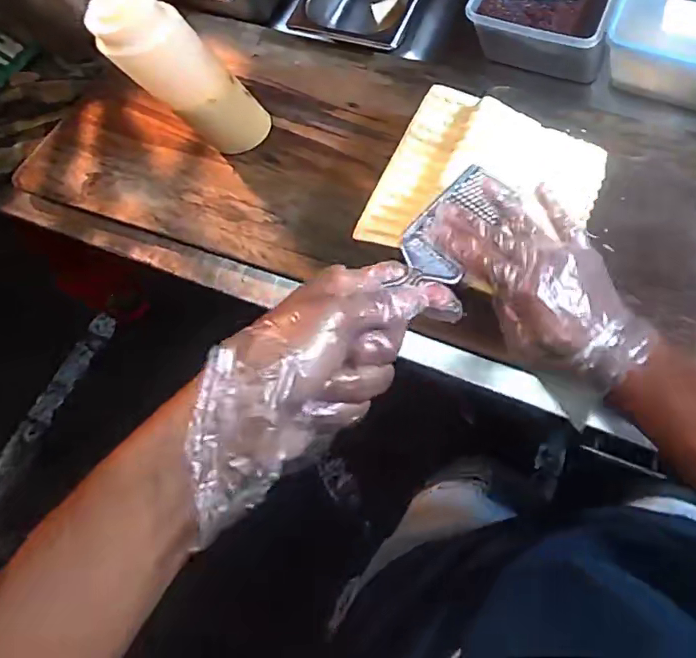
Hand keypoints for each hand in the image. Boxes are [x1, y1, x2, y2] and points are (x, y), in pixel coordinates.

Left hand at [185, 262, 456, 548]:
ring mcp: (340, 363)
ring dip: (351, 381)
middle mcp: (345, 323)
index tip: (447, 303)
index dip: (420, 291)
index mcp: (342, 291)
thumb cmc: (290, 350)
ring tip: (319, 383)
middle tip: (348, 349)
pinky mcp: (338, 398)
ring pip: (382, 372)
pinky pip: (363, 401)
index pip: (394, 283)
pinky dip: (340, 405)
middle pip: (394, 332)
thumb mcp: (338, 315)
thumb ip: (386, 303)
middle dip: (375, 346)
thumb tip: (422, 291)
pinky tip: (315, 404)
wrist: (248, 412)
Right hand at [425, 175, 654, 390]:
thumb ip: (505, 310)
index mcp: (521, 285)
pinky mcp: (581, 247)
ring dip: (503, 201)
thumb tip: (493, 285)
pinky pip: (565, 220)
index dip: (457, 244)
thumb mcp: (522, 342)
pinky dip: (552, 203)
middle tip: (447, 207)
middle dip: (469, 221)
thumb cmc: (563, 350)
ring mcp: (560, 249)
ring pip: (526, 220)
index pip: (481, 259)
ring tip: (484, 182)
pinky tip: (540, 186)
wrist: (612, 345)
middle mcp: (538, 260)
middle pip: (497, 236)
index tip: (437, 229)